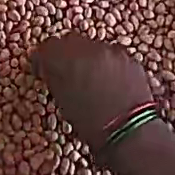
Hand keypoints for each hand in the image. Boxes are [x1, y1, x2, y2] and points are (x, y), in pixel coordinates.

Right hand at [35, 33, 174, 174]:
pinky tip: (111, 81)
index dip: (44, 59)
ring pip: (92, 45)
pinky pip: (112, 54)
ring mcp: (108, 50)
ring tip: (93, 78)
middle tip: (68, 72)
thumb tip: (49, 70)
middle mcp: (84, 48)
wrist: (130, 133)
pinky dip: (108, 64)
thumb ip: (55, 78)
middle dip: (66, 54)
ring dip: (89, 57)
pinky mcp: (127, 56)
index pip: (46, 47)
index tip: (44, 69)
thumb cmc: (92, 126)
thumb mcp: (63, 102)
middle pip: (69, 41)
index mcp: (62, 60)